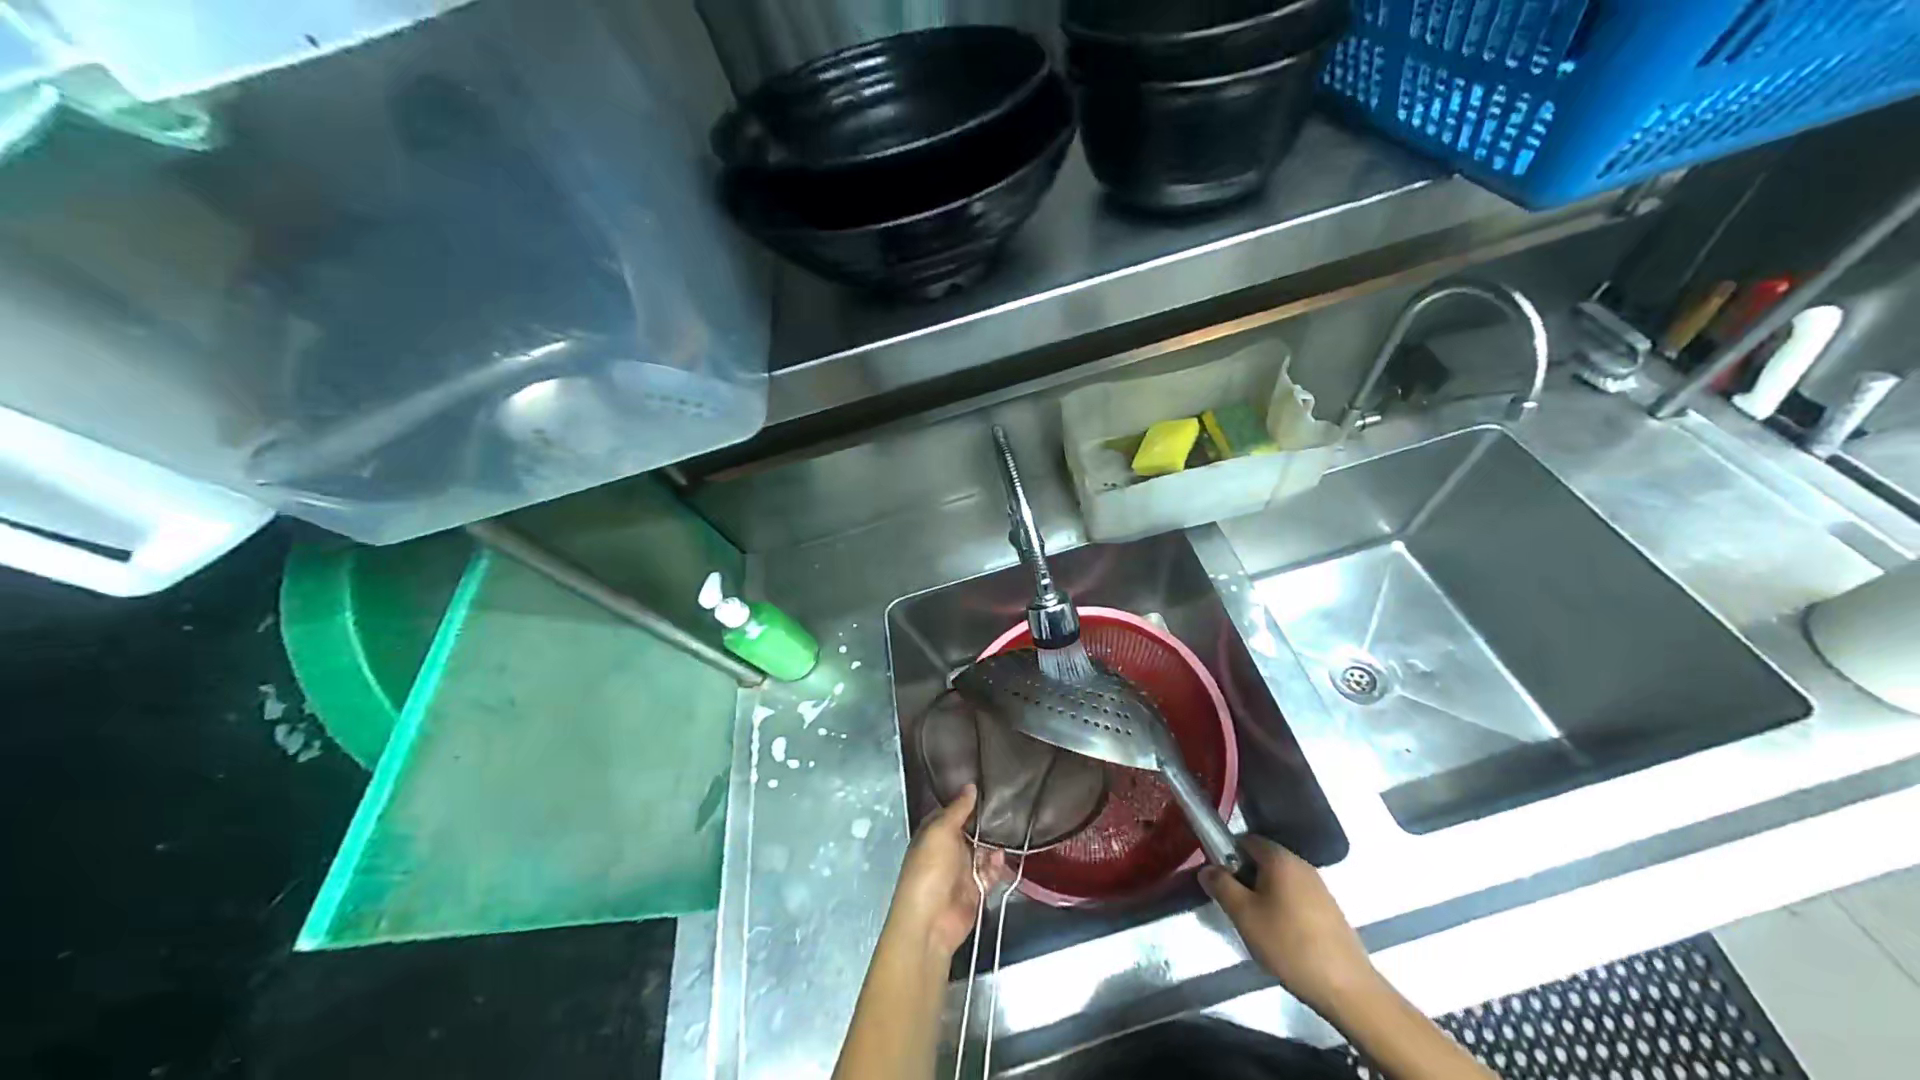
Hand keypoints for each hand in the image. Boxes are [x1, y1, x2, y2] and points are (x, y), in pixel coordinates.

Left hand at [887, 785, 1006, 958]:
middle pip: (970, 831)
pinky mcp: (975, 889)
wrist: (931, 920)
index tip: (988, 785)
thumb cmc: (931, 868)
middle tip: (1009, 805)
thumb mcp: (941, 831)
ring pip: (983, 851)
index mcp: (934, 833)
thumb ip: (958, 809)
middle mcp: (948, 849)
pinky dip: (996, 865)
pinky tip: (1002, 857)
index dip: (967, 801)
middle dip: (985, 822)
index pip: (952, 812)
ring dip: (993, 844)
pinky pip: (990, 872)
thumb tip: (970, 786)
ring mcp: (962, 870)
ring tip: (1011, 829)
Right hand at [1201, 836, 1378, 1011]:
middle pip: (1263, 860)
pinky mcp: (1329, 910)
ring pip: (1279, 881)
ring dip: (1262, 895)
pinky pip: (1295, 897)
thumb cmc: (1289, 944)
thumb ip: (1221, 886)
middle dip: (1244, 877)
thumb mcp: (1244, 915)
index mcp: (1280, 858)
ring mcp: (1319, 888)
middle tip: (1234, 906)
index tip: (1219, 879)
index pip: (1245, 839)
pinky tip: (1280, 936)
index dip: (1227, 854)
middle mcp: (1302, 865)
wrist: (1346, 987)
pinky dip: (1282, 908)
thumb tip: (1206, 869)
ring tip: (1255, 925)